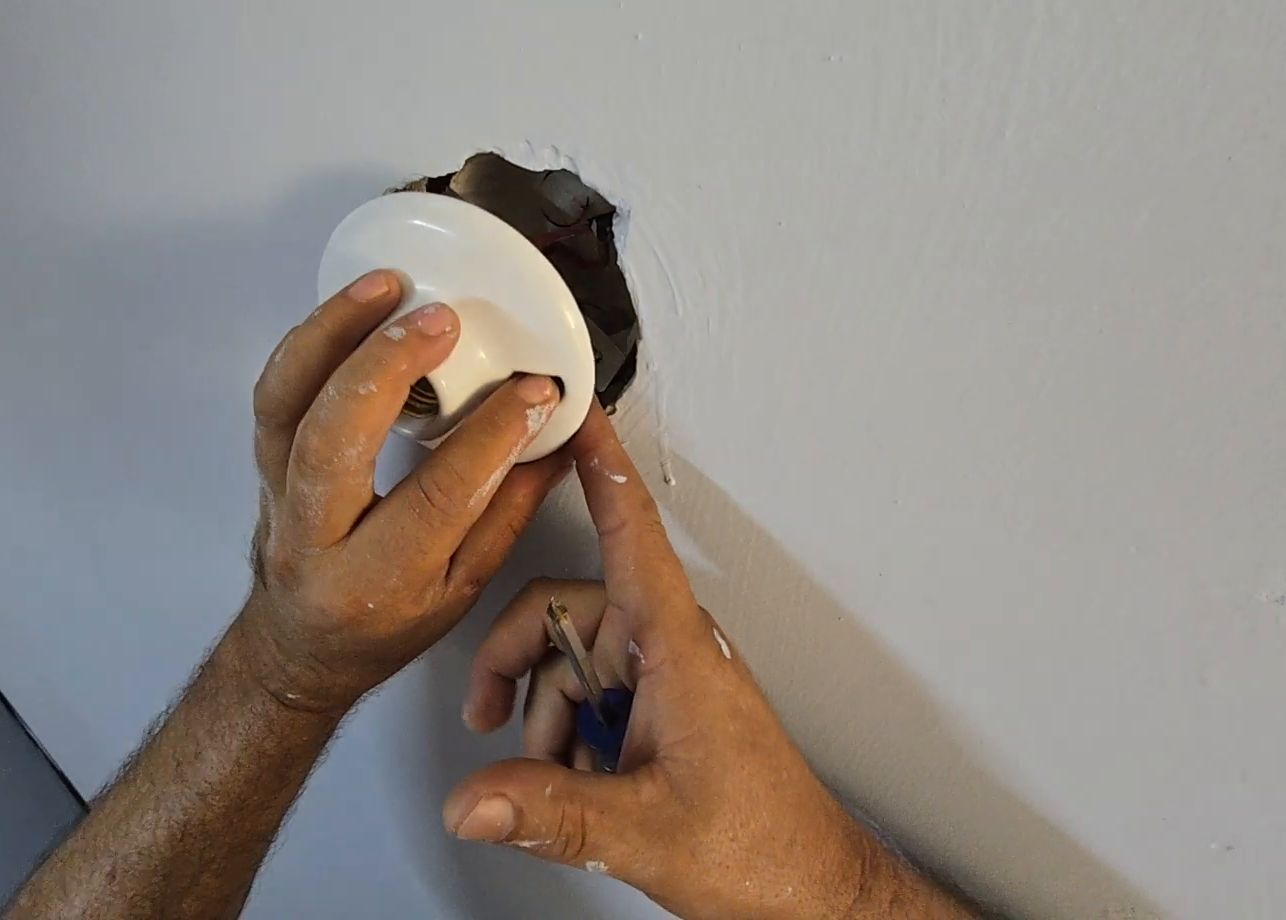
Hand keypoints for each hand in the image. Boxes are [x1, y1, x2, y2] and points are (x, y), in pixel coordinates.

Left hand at [233, 270, 568, 715]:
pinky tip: (353, 306)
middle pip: (333, 439)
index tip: (535, 388)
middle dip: (387, 368)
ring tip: (383, 285)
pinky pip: (276, 389)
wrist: (297, 648)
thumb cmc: (385, 627)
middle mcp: (314, 535)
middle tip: (441, 319)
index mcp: (377, 580)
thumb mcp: (462, 590)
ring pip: (283, 401)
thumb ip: (509, 512)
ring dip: (331, 332)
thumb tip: (557, 439)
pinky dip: (312, 339)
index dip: (493, 434)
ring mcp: (276, 491)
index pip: (439, 496)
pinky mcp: (263, 460)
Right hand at [443, 405, 974, 919]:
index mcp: (675, 643)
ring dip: (544, 712)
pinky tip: (578, 772)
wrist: (811, 889)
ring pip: (569, 654)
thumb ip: (551, 810)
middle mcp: (665, 642)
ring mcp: (660, 671)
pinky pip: (587, 686)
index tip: (578, 413)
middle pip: (564, 609)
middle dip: (517, 661)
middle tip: (489, 713)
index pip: (631, 530)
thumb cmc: (765, 846)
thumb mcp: (646, 828)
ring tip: (556, 773)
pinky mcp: (656, 699)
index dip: (602, 464)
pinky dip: (565, 727)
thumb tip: (474, 800)